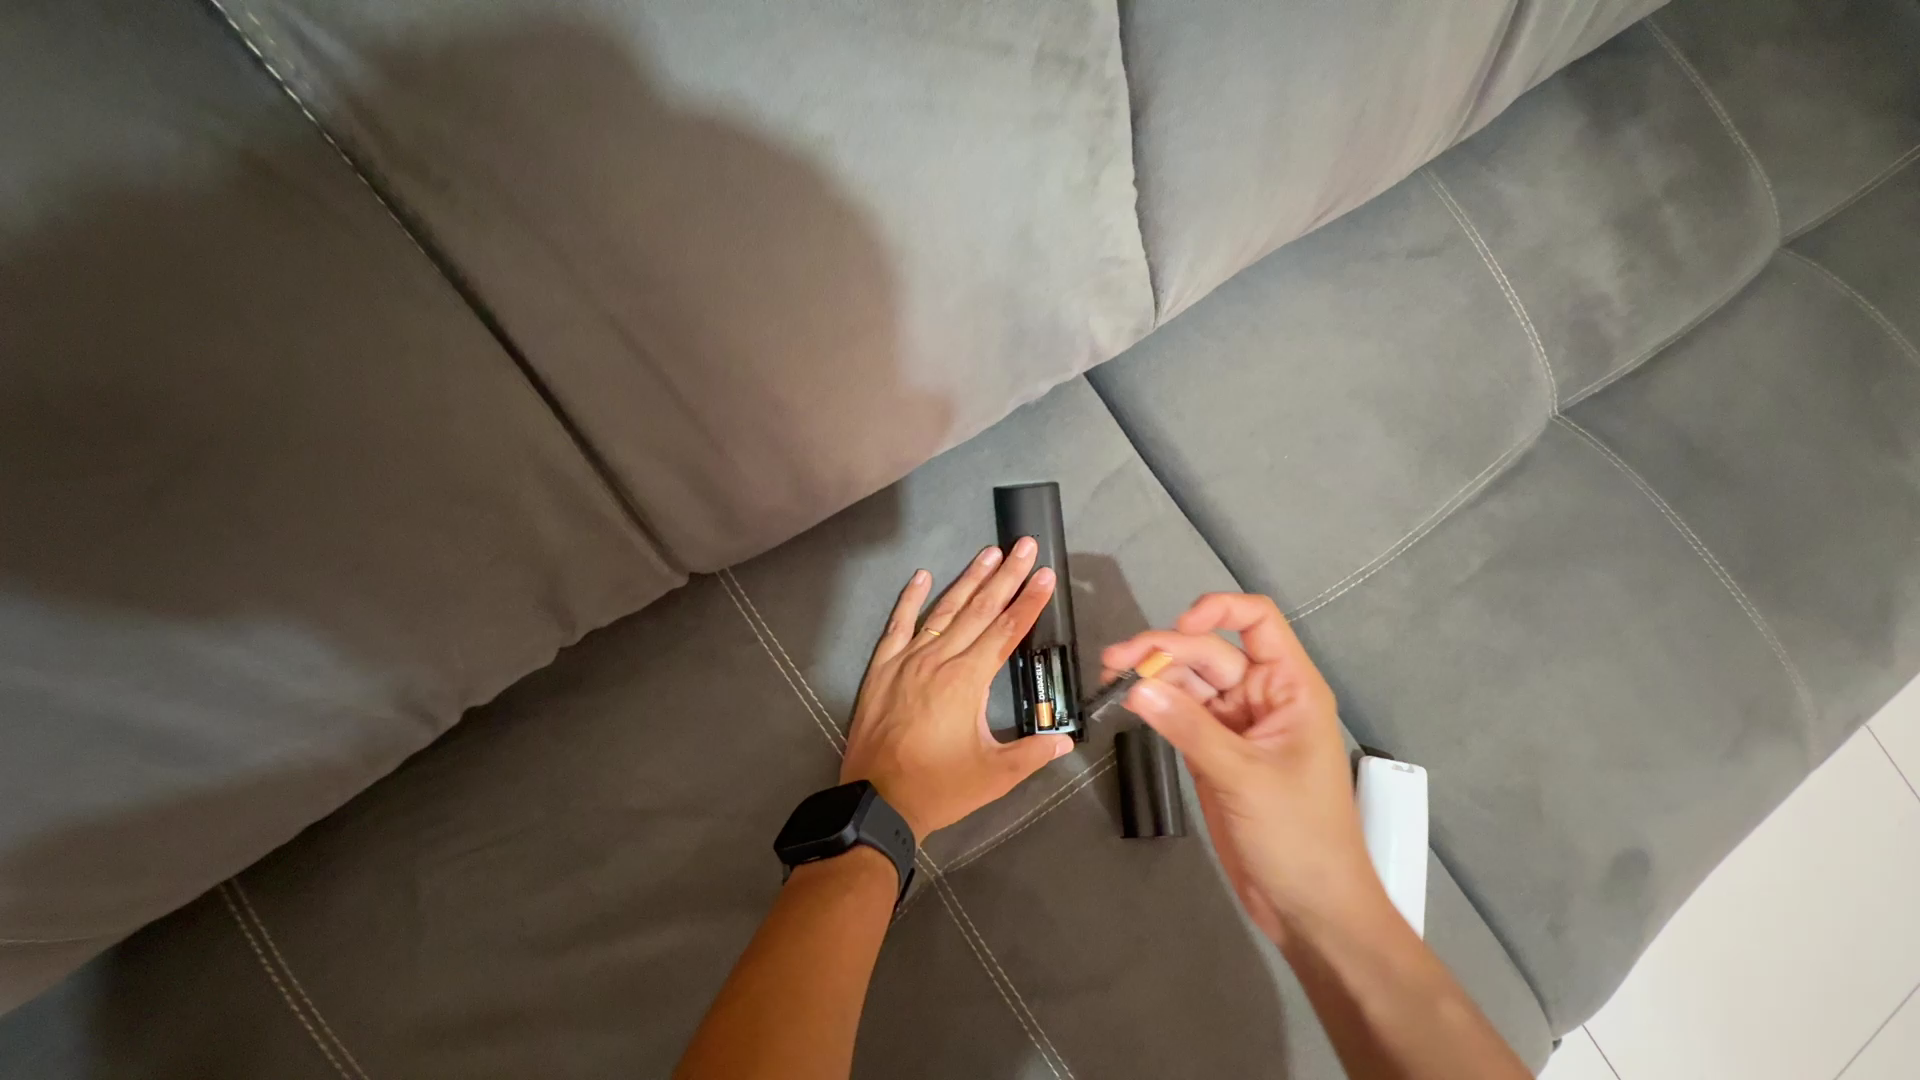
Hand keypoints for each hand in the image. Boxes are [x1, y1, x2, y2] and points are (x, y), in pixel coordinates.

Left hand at [841, 539, 1074, 839]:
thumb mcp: (994, 777)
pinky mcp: (882, 668)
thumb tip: (1065, 742)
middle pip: (979, 609)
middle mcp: (939, 660)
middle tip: (1024, 545)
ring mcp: (907, 660)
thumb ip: (1033, 754)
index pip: (1006, 631)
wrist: (876, 802)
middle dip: (1007, 576)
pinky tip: (923, 576)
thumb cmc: (938, 788)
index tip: (1044, 574)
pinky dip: (910, 599)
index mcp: (967, 681)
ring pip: (943, 611)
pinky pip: (898, 625)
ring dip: (968, 579)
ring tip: (989, 553)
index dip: (1029, 601)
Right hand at [1102, 593, 1381, 943]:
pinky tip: (1128, 701)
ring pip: (1188, 682)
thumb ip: (1189, 728)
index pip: (1259, 622)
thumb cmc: (1299, 836)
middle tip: (1114, 661)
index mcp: (1290, 688)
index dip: (1219, 611)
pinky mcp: (1212, 752)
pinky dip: (1154, 704)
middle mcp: (1261, 697)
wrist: (1309, 907)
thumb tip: (1136, 686)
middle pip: (1209, 652)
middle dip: (1163, 650)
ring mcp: (1234, 725)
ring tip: (1110, 676)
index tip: (1179, 626)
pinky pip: (1180, 714)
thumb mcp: (1245, 777)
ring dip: (1151, 675)